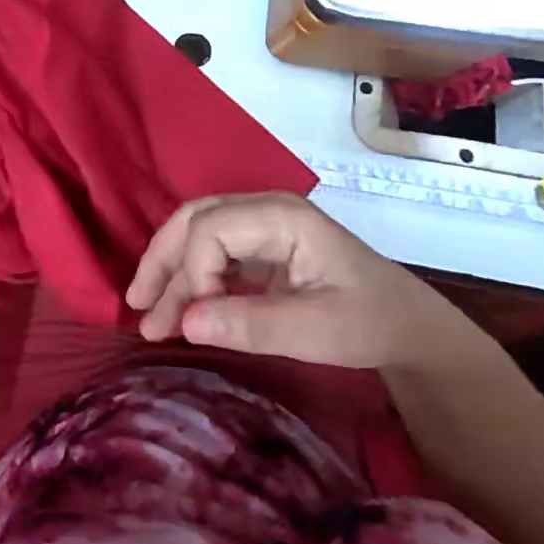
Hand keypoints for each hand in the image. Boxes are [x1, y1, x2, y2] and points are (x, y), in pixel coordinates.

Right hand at [127, 192, 469, 369]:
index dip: (193, 273)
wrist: (406, 325)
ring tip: (148, 318)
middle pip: (194, 220)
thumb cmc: (369, 322)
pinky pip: (212, 253)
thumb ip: (252, 325)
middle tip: (138, 306)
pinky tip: (178, 309)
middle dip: (162, 261)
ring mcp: (261, 227)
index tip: (199, 321)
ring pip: (196, 234)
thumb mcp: (316, 331)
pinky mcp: (260, 248)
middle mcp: (265, 211)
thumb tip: (184, 323)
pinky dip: (190, 280)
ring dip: (170, 273)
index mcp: (282, 217)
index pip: (211, 229)